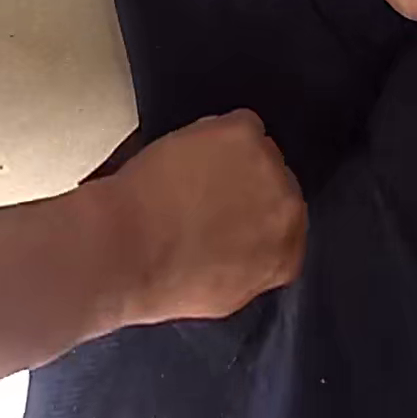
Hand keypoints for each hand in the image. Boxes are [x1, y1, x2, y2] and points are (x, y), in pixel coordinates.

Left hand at [94, 110, 305, 324]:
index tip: (235, 210)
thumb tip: (250, 243)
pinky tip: (195, 150)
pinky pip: (245, 123)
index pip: (286, 225)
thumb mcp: (224, 295)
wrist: (129, 245)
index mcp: (286, 253)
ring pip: (259, 149)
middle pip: (278, 182)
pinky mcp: (242, 134)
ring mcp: (267, 165)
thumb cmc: (165, 277)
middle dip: (249, 185)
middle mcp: (287, 206)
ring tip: (194, 171)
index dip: (257, 214)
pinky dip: (220, 131)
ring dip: (234, 157)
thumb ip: (254, 266)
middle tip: (211, 189)